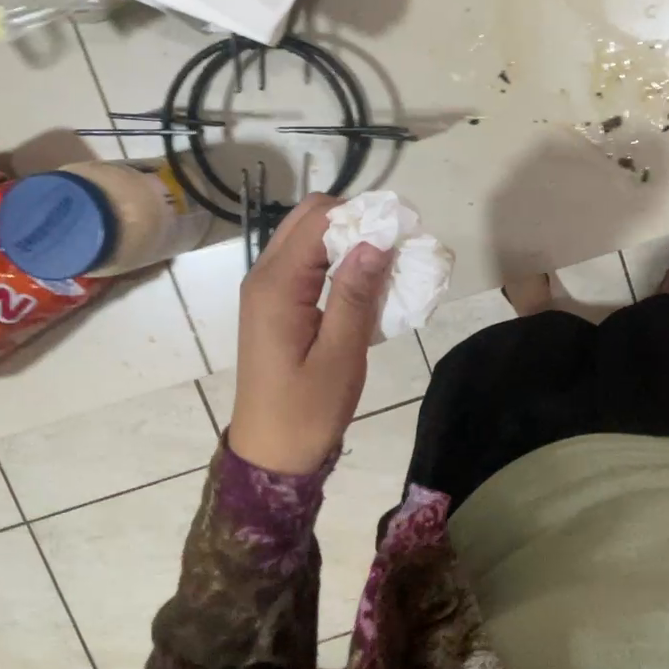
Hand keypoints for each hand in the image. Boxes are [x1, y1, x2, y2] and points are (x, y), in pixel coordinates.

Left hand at [227, 194, 391, 474]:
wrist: (271, 454)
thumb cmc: (308, 410)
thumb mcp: (340, 354)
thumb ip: (355, 294)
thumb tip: (376, 240)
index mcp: (276, 286)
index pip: (318, 220)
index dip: (362, 215)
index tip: (403, 231)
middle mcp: (264, 276)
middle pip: (309, 218)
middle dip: (356, 221)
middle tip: (397, 247)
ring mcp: (267, 289)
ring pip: (308, 236)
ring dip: (348, 239)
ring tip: (387, 264)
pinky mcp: (276, 303)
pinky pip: (307, 261)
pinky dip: (337, 259)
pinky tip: (365, 283)